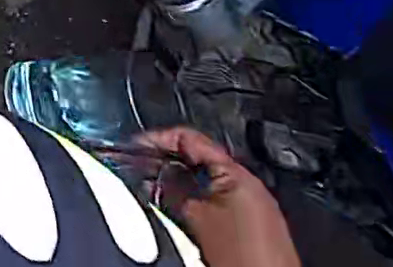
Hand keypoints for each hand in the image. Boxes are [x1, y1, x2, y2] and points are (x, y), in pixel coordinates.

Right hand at [136, 128, 299, 266]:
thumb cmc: (243, 259)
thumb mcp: (194, 218)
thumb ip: (168, 190)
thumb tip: (150, 178)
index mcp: (237, 174)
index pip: (189, 138)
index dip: (159, 138)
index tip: (138, 143)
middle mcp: (248, 184)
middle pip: (198, 157)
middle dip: (168, 159)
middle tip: (143, 163)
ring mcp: (253, 204)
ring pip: (206, 178)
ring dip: (180, 179)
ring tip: (157, 186)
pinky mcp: (254, 224)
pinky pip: (217, 197)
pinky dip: (195, 196)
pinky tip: (180, 208)